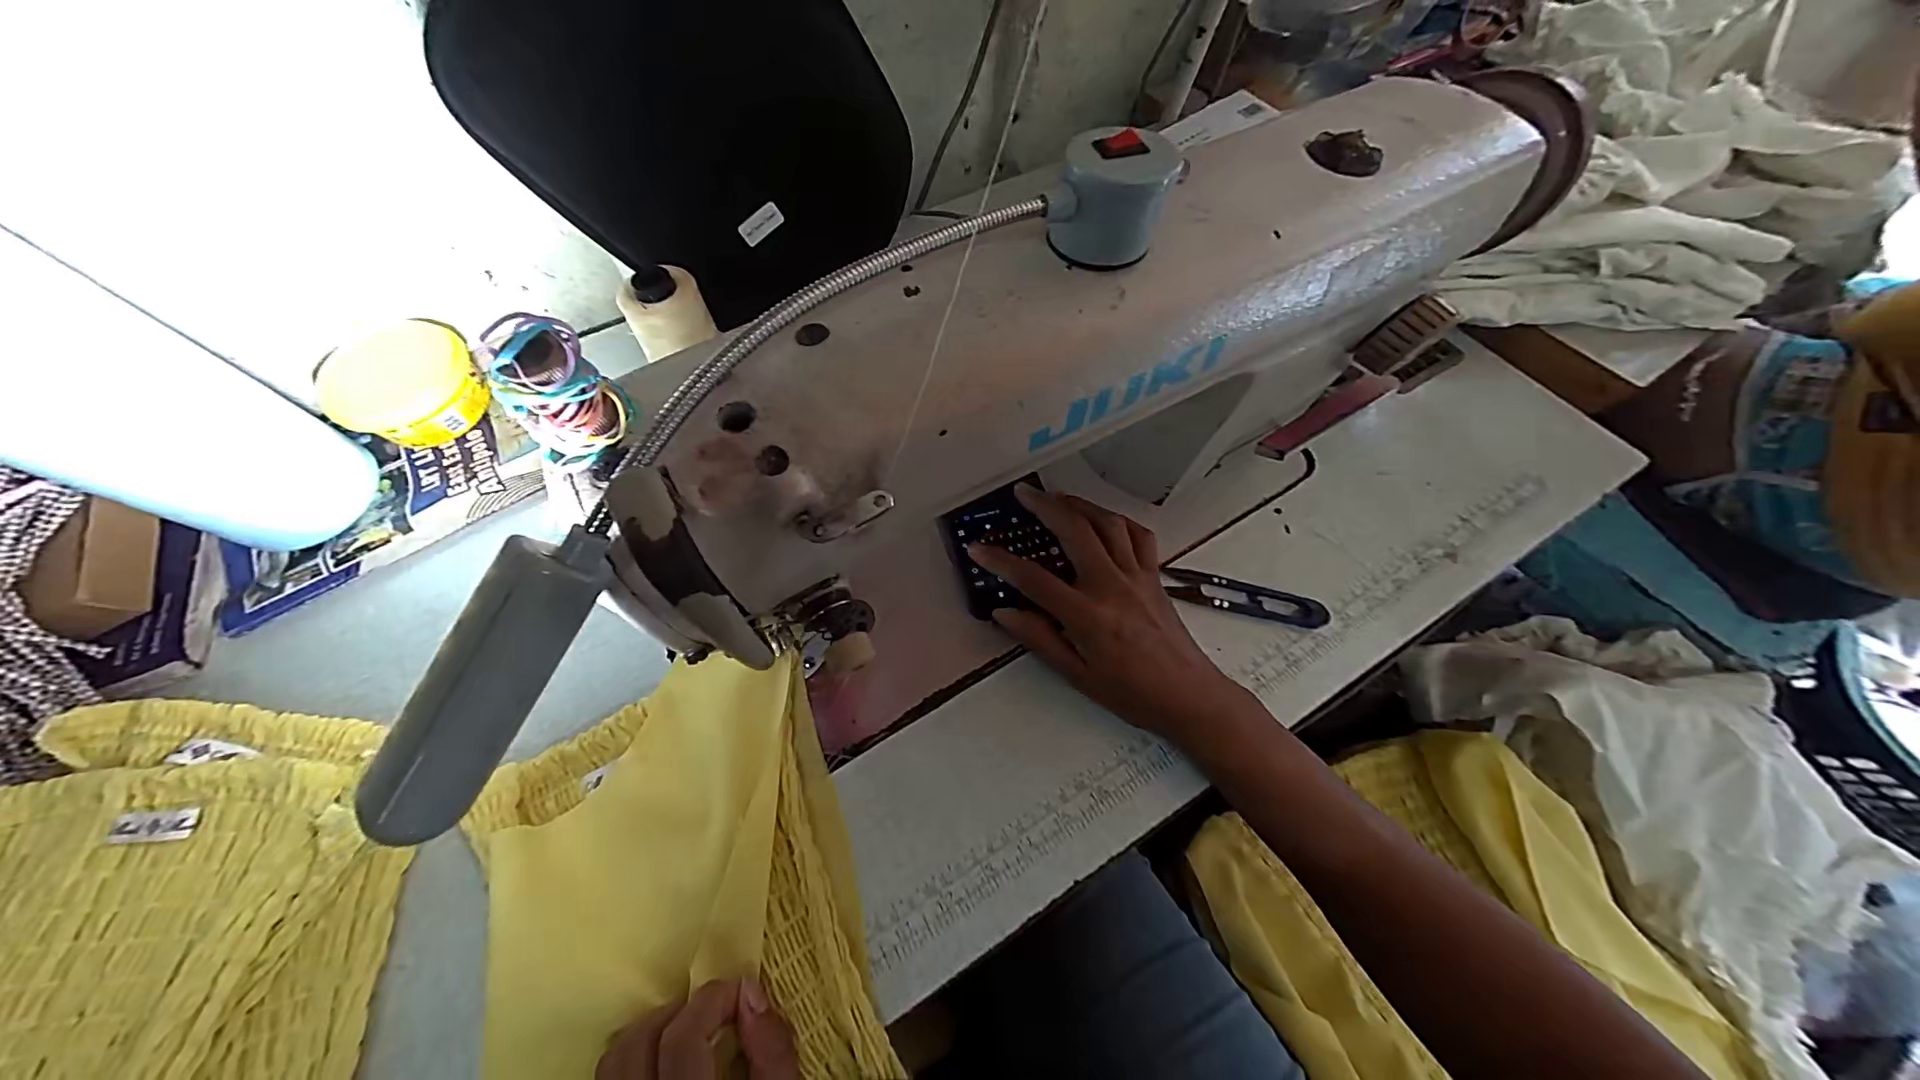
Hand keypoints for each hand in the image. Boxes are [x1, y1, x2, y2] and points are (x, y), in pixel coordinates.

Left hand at [595, 978, 798, 1079]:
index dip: (714, 1002)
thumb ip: (773, 1052)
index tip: (742, 992)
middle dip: (675, 1013)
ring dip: (650, 1033)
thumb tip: (752, 991)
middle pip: (633, 1048)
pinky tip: (665, 1062)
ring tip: (689, 1032)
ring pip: (612, 1065)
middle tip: (712, 1010)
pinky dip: (635, 1060)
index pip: (681, 1041)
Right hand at [967, 485, 1256, 744]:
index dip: (1000, 561)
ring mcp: (1136, 577)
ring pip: (1107, 523)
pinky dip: (1118, 520)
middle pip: (1074, 530)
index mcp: (1087, 616)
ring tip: (1058, 497)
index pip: (1033, 578)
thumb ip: (1039, 639)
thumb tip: (1005, 613)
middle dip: (1044, 506)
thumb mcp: (1077, 674)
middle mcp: (1112, 587)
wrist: (1188, 696)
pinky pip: (1138, 536)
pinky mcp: (1154, 576)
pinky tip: (1104, 519)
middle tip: (1024, 493)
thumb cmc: (1134, 694)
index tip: (979, 548)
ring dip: (1079, 504)